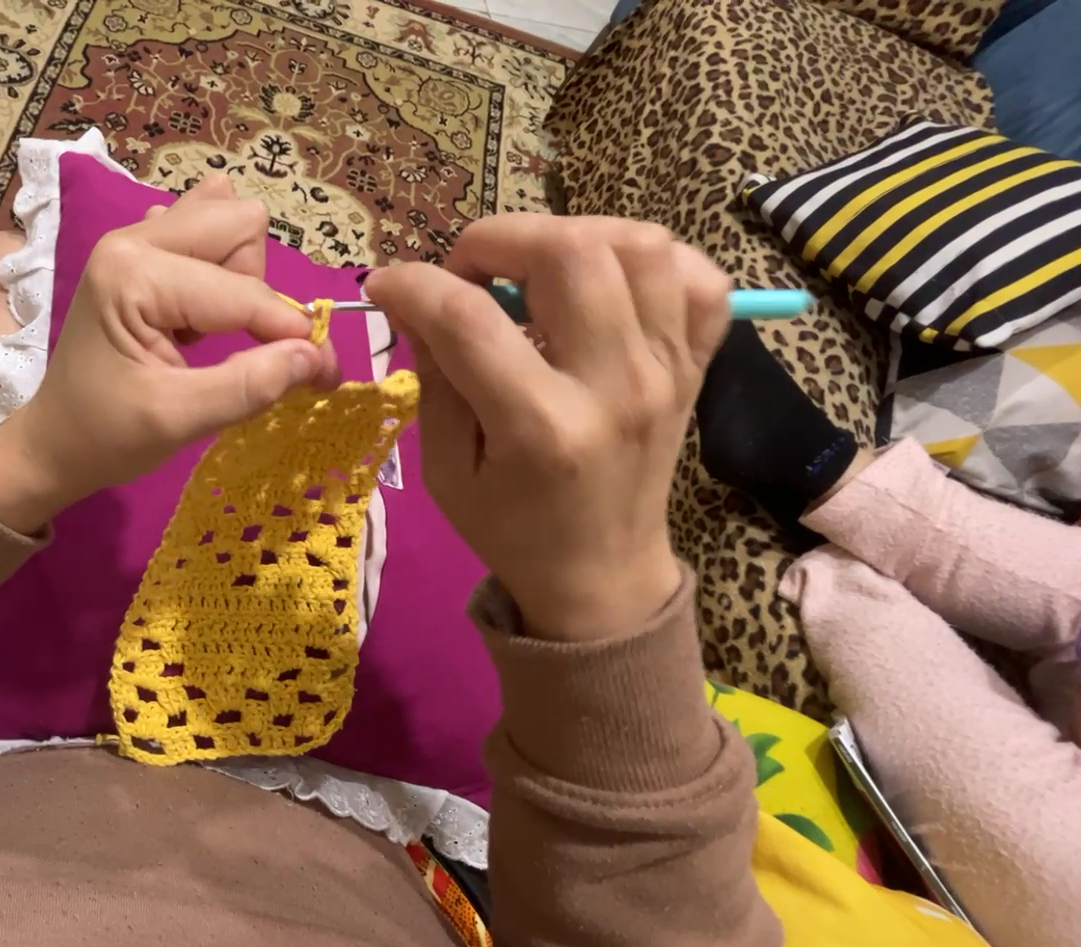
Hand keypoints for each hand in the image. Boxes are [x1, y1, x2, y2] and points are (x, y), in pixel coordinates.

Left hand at [0, 177, 338, 532]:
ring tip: (205, 334)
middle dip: (258, 291)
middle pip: (241, 225)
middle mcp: (133, 240)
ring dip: (240, 280)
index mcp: (134, 274)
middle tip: (236, 347)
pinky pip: (204, 236)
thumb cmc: (105, 437)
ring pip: (228, 224)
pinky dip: (218, 273)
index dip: (292, 333)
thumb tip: (317, 356)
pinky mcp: (140, 255)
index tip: (323, 376)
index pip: (242, 292)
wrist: (53, 445)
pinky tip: (193, 313)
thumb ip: (250, 386)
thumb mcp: (178, 421)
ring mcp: (135, 241)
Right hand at [366, 215, 731, 640]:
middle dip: (496, 239)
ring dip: (567, 237)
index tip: (384, 286)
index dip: (414, 286)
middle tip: (464, 272)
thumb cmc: (508, 530)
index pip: (469, 320)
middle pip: (569, 252)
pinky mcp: (696, 365)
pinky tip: (599, 286)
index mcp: (539, 427)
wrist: (601, 576)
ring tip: (528, 270)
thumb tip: (419, 305)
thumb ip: (435, 383)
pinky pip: (694, 276)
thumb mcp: (447, 471)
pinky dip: (643, 260)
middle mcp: (614, 386)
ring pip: (638, 244)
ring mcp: (668, 370)